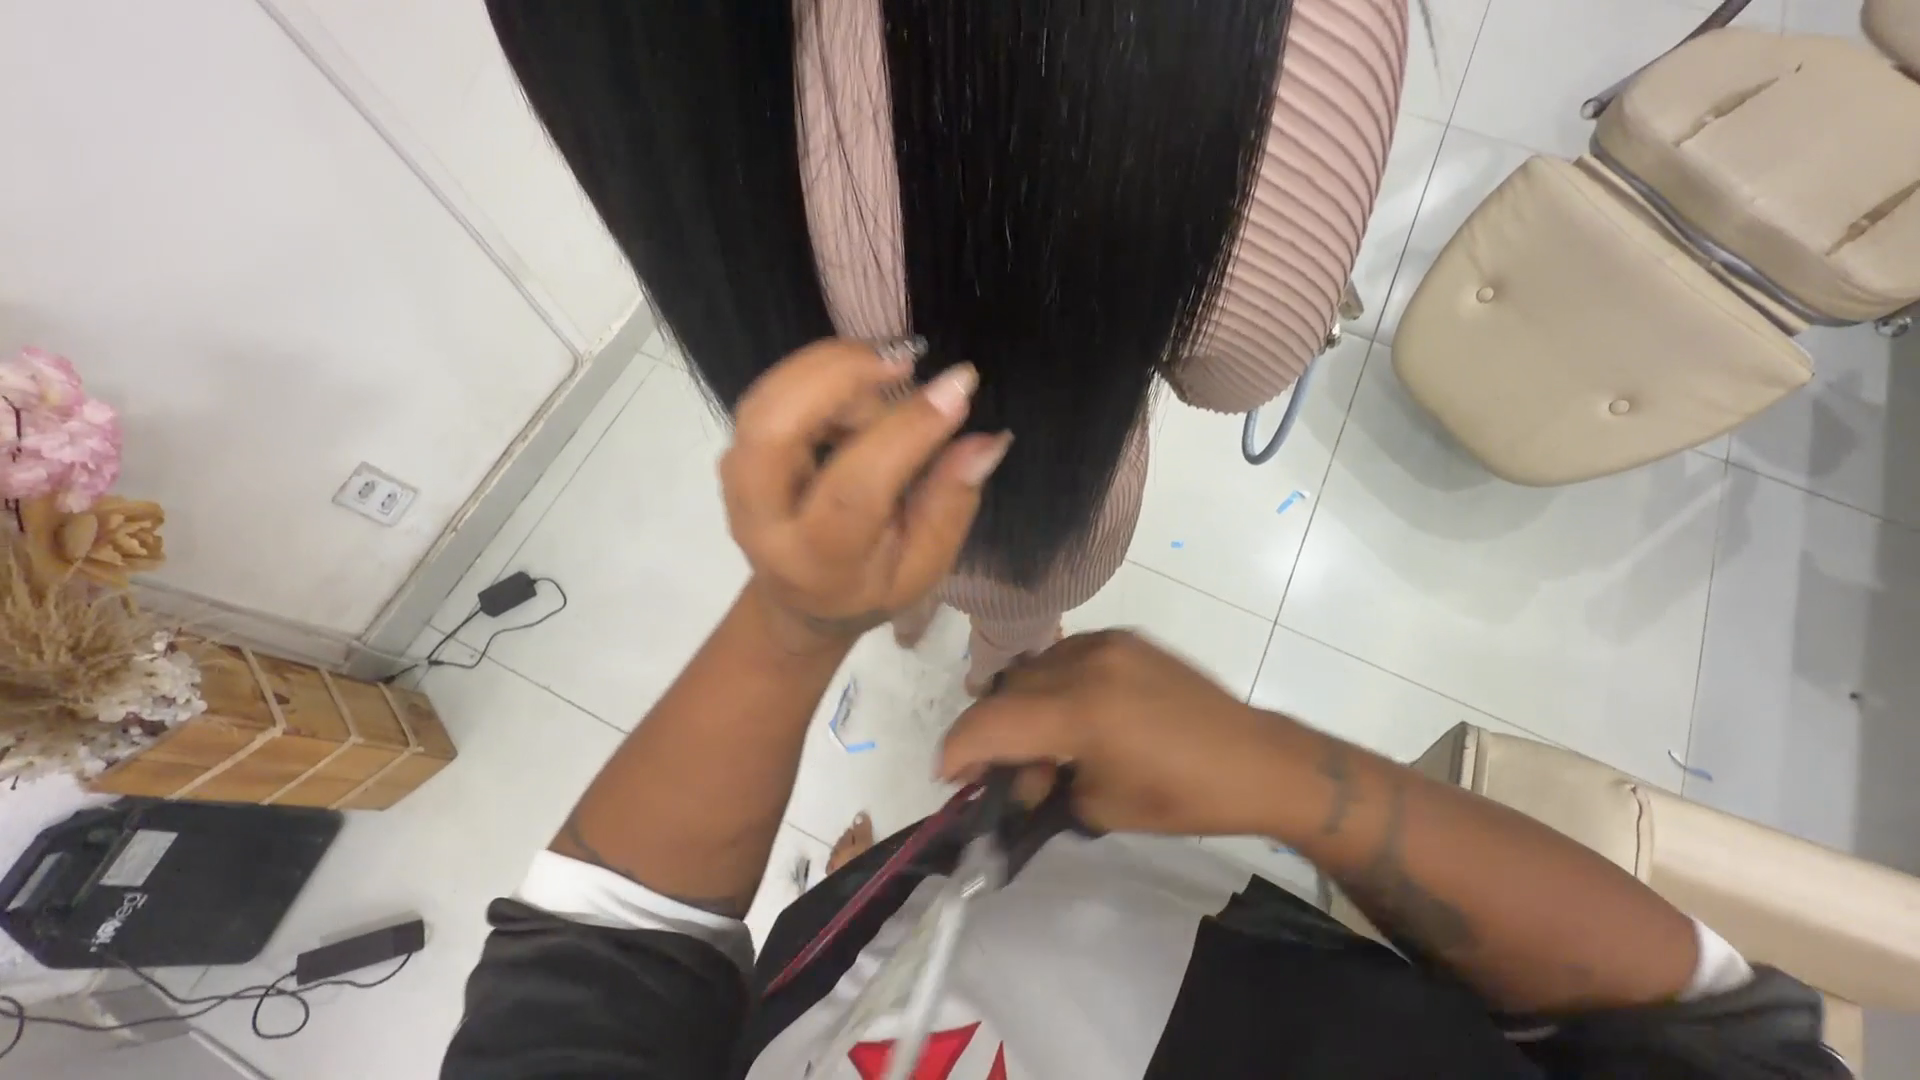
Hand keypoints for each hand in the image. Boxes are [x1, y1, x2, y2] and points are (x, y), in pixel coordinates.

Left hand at [719, 339, 1011, 654]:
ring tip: (889, 373)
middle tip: (903, 362)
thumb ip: (951, 503)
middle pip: (774, 431)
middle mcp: (762, 521)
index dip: (907, 430)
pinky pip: (768, 395)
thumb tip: (987, 440)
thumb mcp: (924, 564)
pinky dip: (816, 374)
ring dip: (830, 370)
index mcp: (819, 560)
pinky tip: (861, 381)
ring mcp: (736, 484)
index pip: (854, 487)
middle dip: (837, 378)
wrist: (802, 601)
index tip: (957, 388)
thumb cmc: (872, 586)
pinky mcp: (735, 454)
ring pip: (765, 402)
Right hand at [938, 631, 1305, 836]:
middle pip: (1005, 691)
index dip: (958, 750)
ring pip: (1031, 667)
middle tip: (1004, 772)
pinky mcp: (1124, 637)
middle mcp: (1085, 664)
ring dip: (1020, 705)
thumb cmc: (1181, 797)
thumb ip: (1042, 785)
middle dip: (990, 733)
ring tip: (1041, 743)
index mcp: (1080, 712)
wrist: (1254, 760)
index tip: (949, 775)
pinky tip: (1072, 713)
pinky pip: (1063, 656)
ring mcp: (1106, 643)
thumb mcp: (1098, 806)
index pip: (991, 722)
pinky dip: (1051, 684)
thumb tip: (1016, 775)